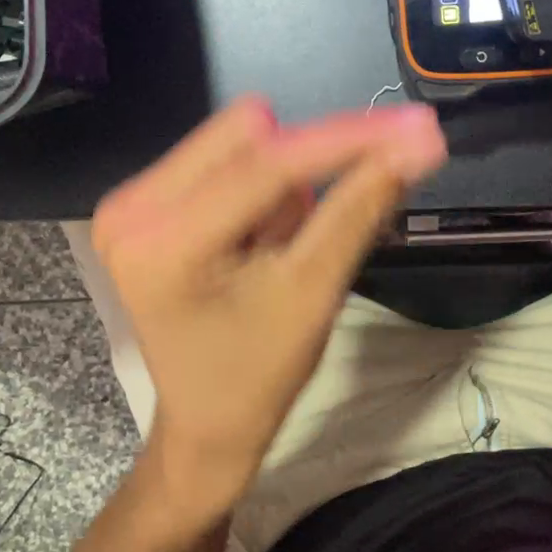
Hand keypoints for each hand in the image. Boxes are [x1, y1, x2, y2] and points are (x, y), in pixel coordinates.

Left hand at [89, 97, 447, 508]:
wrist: (207, 425)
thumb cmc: (258, 376)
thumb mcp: (314, 295)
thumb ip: (358, 212)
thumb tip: (416, 144)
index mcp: (162, 241)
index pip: (267, 165)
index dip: (348, 140)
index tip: (418, 126)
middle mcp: (132, 206)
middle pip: (248, 136)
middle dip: (311, 165)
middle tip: (346, 203)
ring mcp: (133, 202)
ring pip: (240, 144)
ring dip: (285, 184)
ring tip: (282, 249)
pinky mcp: (147, 202)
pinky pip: (226, 161)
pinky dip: (265, 192)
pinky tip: (261, 243)